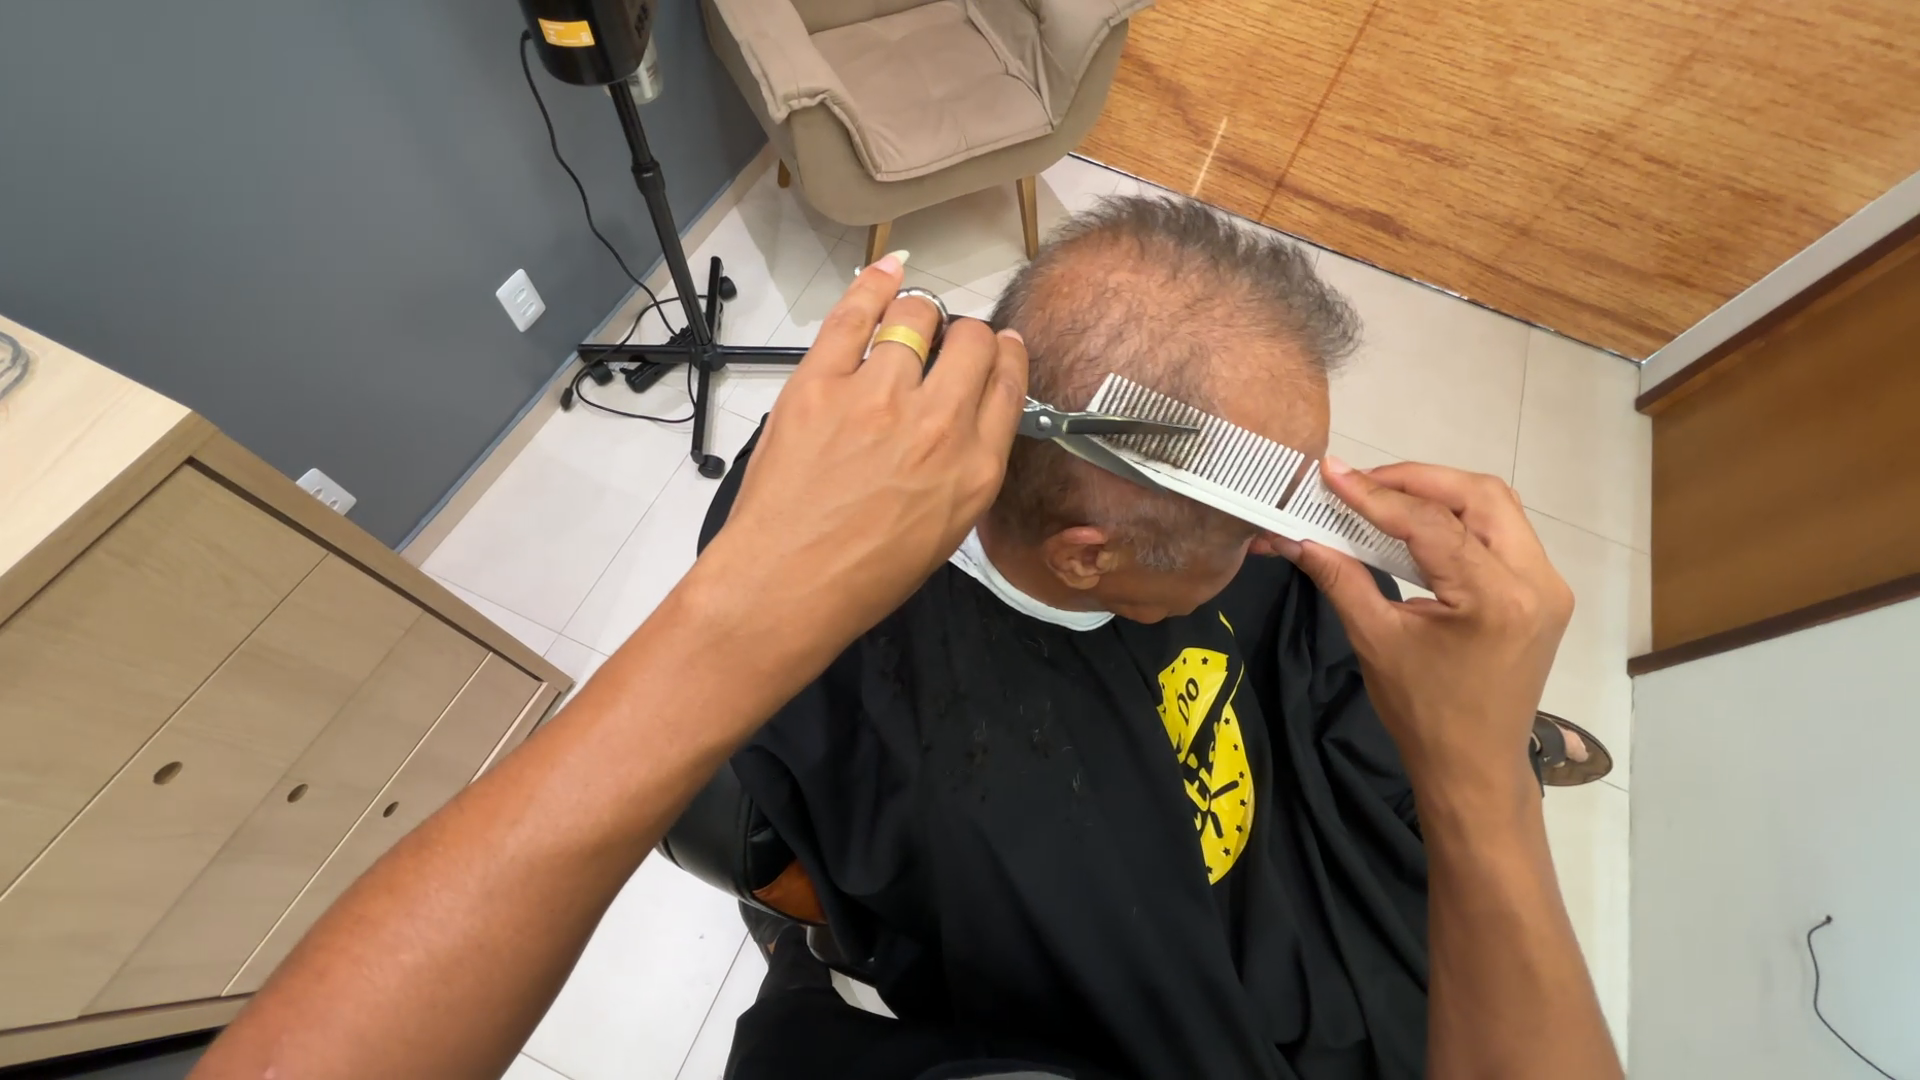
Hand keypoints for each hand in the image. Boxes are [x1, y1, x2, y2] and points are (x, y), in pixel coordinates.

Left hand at [708, 254, 1028, 644]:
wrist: (788, 584)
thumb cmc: (870, 574)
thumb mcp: (947, 530)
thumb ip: (968, 467)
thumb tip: (967, 416)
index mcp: (976, 467)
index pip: (1009, 381)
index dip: (1007, 355)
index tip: (998, 350)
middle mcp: (938, 422)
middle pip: (973, 340)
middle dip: (967, 337)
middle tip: (947, 348)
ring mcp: (877, 395)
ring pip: (918, 316)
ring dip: (921, 317)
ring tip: (910, 327)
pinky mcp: (821, 382)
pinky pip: (856, 313)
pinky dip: (877, 283)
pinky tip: (890, 269)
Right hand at [1279, 459, 1573, 790]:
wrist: (1473, 761)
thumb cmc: (1421, 708)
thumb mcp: (1373, 638)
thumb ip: (1338, 577)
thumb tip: (1293, 537)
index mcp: (1495, 598)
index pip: (1430, 523)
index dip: (1375, 495)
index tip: (1332, 474)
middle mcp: (1535, 581)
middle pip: (1481, 495)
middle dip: (1415, 479)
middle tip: (1361, 483)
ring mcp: (1546, 584)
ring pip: (1496, 507)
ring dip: (1438, 492)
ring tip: (1382, 497)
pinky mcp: (1541, 591)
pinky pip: (1500, 531)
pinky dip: (1455, 516)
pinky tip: (1414, 524)